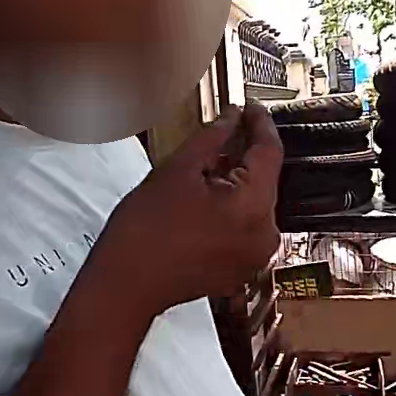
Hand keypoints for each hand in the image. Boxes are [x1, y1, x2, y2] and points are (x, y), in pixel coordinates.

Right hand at [86, 103, 282, 313]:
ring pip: (254, 201)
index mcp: (255, 206)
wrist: (126, 288)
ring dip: (236, 179)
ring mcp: (256, 254)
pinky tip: (205, 196)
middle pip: (264, 178)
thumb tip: (232, 116)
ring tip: (205, 166)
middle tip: (221, 131)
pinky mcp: (242, 267)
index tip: (250, 107)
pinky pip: (246, 224)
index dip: (260, 123)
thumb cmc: (146, 229)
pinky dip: (231, 205)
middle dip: (244, 153)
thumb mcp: (178, 171)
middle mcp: (266, 233)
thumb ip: (212, 137)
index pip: (270, 151)